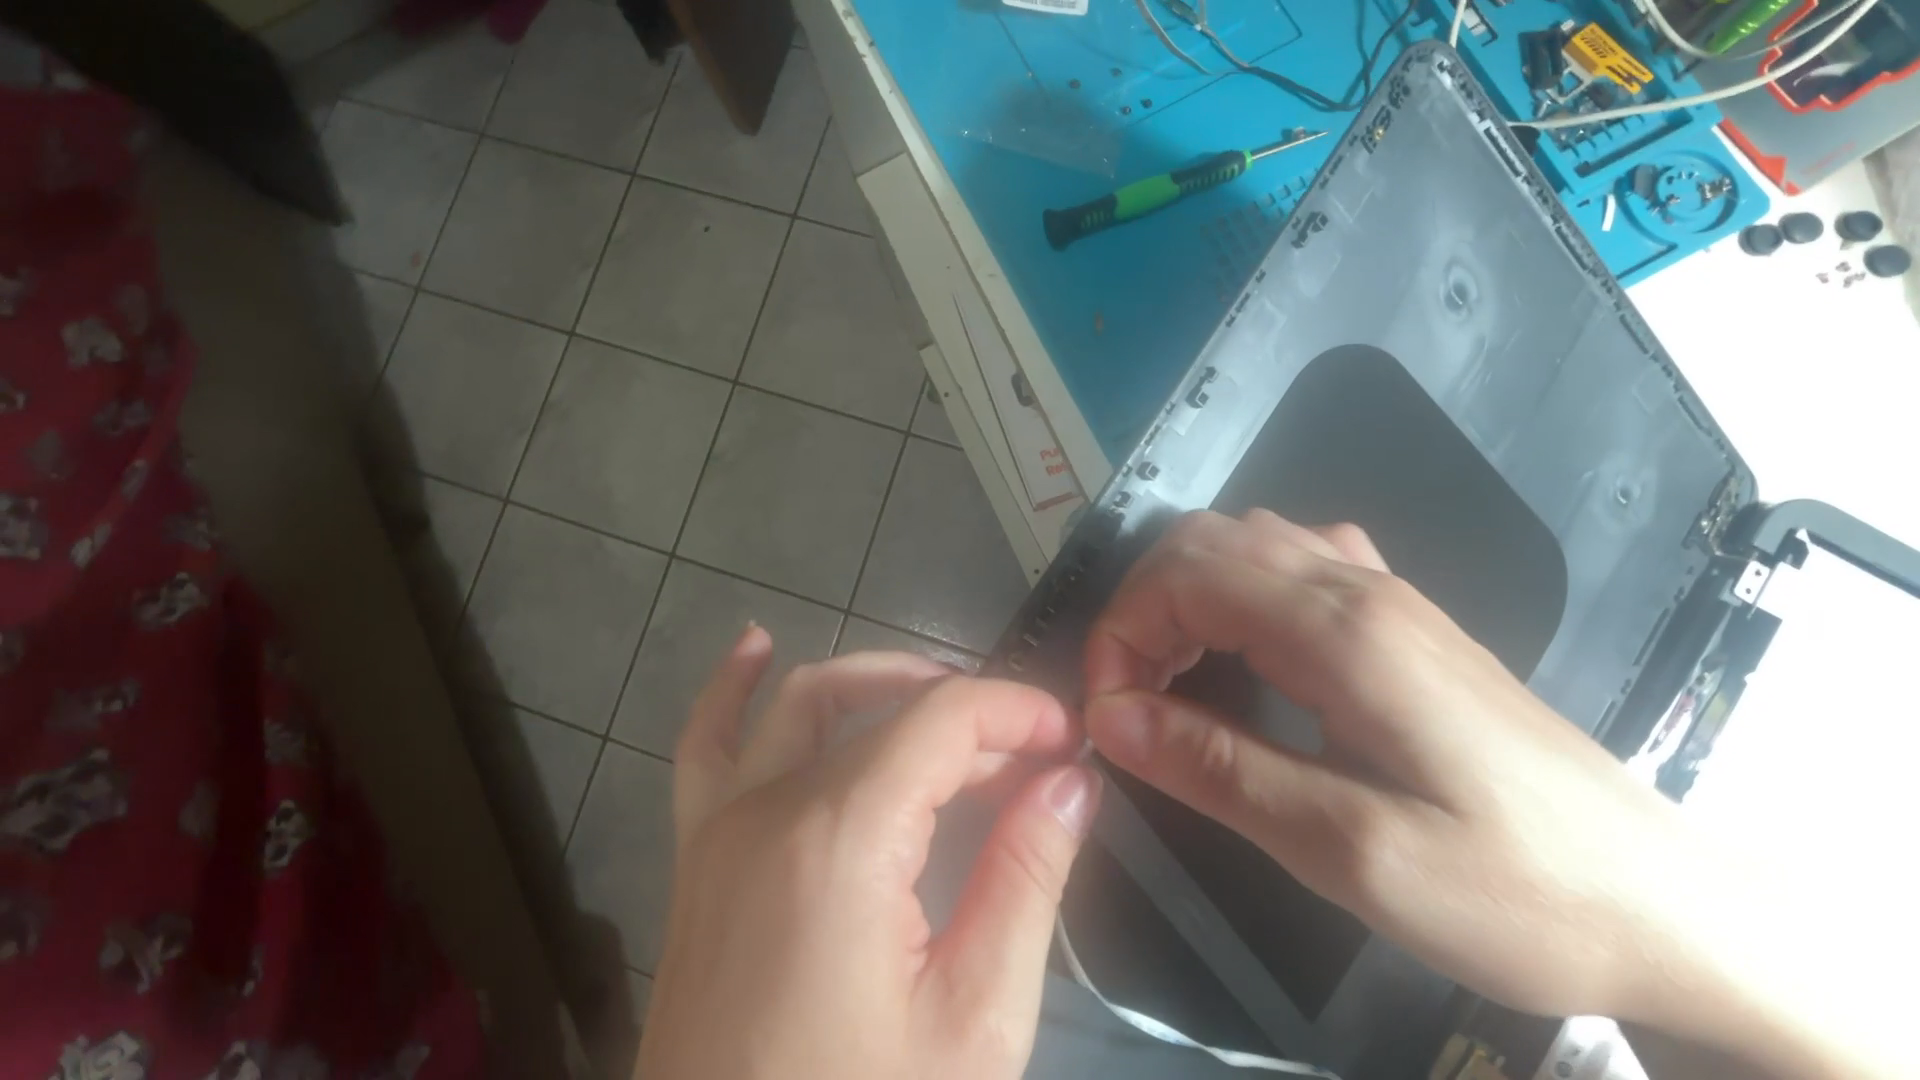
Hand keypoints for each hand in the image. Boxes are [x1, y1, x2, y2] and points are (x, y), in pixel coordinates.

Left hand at [639, 625, 1101, 1079]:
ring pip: (802, 702)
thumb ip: (1025, 877)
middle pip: (883, 708)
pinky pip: (706, 745)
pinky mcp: (697, 855)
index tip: (1071, 744)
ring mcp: (719, 825)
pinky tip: (755, 647)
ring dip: (879, 685)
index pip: (943, 718)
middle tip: (1033, 759)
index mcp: (842, 834)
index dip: (1017, 711)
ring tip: (948, 705)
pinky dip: (733, 688)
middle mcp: (770, 804)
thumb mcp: (974, 1016)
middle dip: (968, 714)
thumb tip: (1070, 782)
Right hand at [1078, 509, 1714, 1024]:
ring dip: (1183, 597)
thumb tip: (1109, 716)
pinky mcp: (1405, 622)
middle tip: (1132, 702)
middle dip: (1141, 609)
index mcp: (1344, 632)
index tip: (1110, 715)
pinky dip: (1235, 592)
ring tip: (1172, 683)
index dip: (1122, 632)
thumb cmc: (1512, 891)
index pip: (1186, 575)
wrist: (1665, 906)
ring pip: (1247, 541)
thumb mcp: (1348, 852)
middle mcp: (1362, 588)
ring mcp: (1389, 596)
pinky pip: (1295, 562)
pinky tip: (1244, 654)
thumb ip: (1218, 771)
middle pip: (1207, 540)